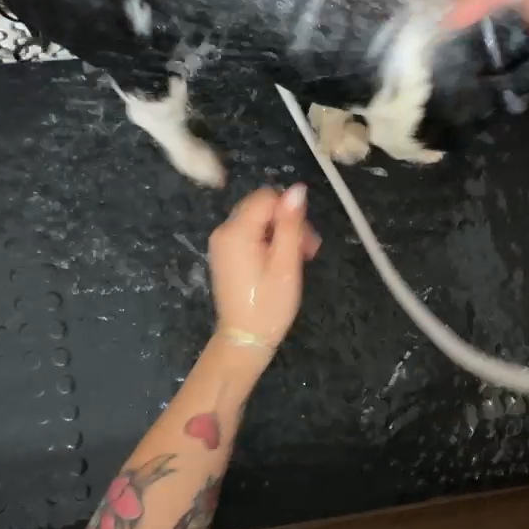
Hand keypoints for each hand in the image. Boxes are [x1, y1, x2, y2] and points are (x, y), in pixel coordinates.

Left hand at [207, 184, 320, 349]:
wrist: (245, 339)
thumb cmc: (269, 304)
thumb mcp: (286, 264)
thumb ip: (291, 224)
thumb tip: (298, 189)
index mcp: (236, 231)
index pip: (267, 197)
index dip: (290, 212)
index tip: (306, 240)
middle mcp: (223, 231)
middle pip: (261, 207)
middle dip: (287, 223)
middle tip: (306, 252)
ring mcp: (222, 244)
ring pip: (258, 221)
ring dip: (281, 234)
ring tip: (296, 260)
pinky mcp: (225, 256)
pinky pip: (249, 236)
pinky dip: (268, 243)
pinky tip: (280, 264)